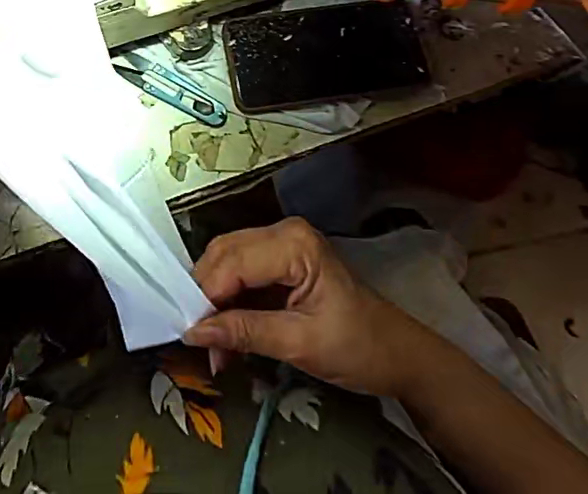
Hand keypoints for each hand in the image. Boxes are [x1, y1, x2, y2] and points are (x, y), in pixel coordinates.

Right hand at [182, 218, 433, 398]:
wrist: (399, 354)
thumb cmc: (360, 347)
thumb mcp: (301, 344)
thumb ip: (245, 332)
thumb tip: (195, 332)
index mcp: (293, 243)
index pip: (232, 262)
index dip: (206, 296)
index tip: (188, 333)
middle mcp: (282, 232)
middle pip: (224, 255)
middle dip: (205, 297)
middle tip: (197, 341)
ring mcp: (280, 243)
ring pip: (226, 262)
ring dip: (213, 301)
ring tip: (211, 345)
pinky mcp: (279, 260)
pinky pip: (240, 273)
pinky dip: (228, 302)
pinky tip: (224, 333)